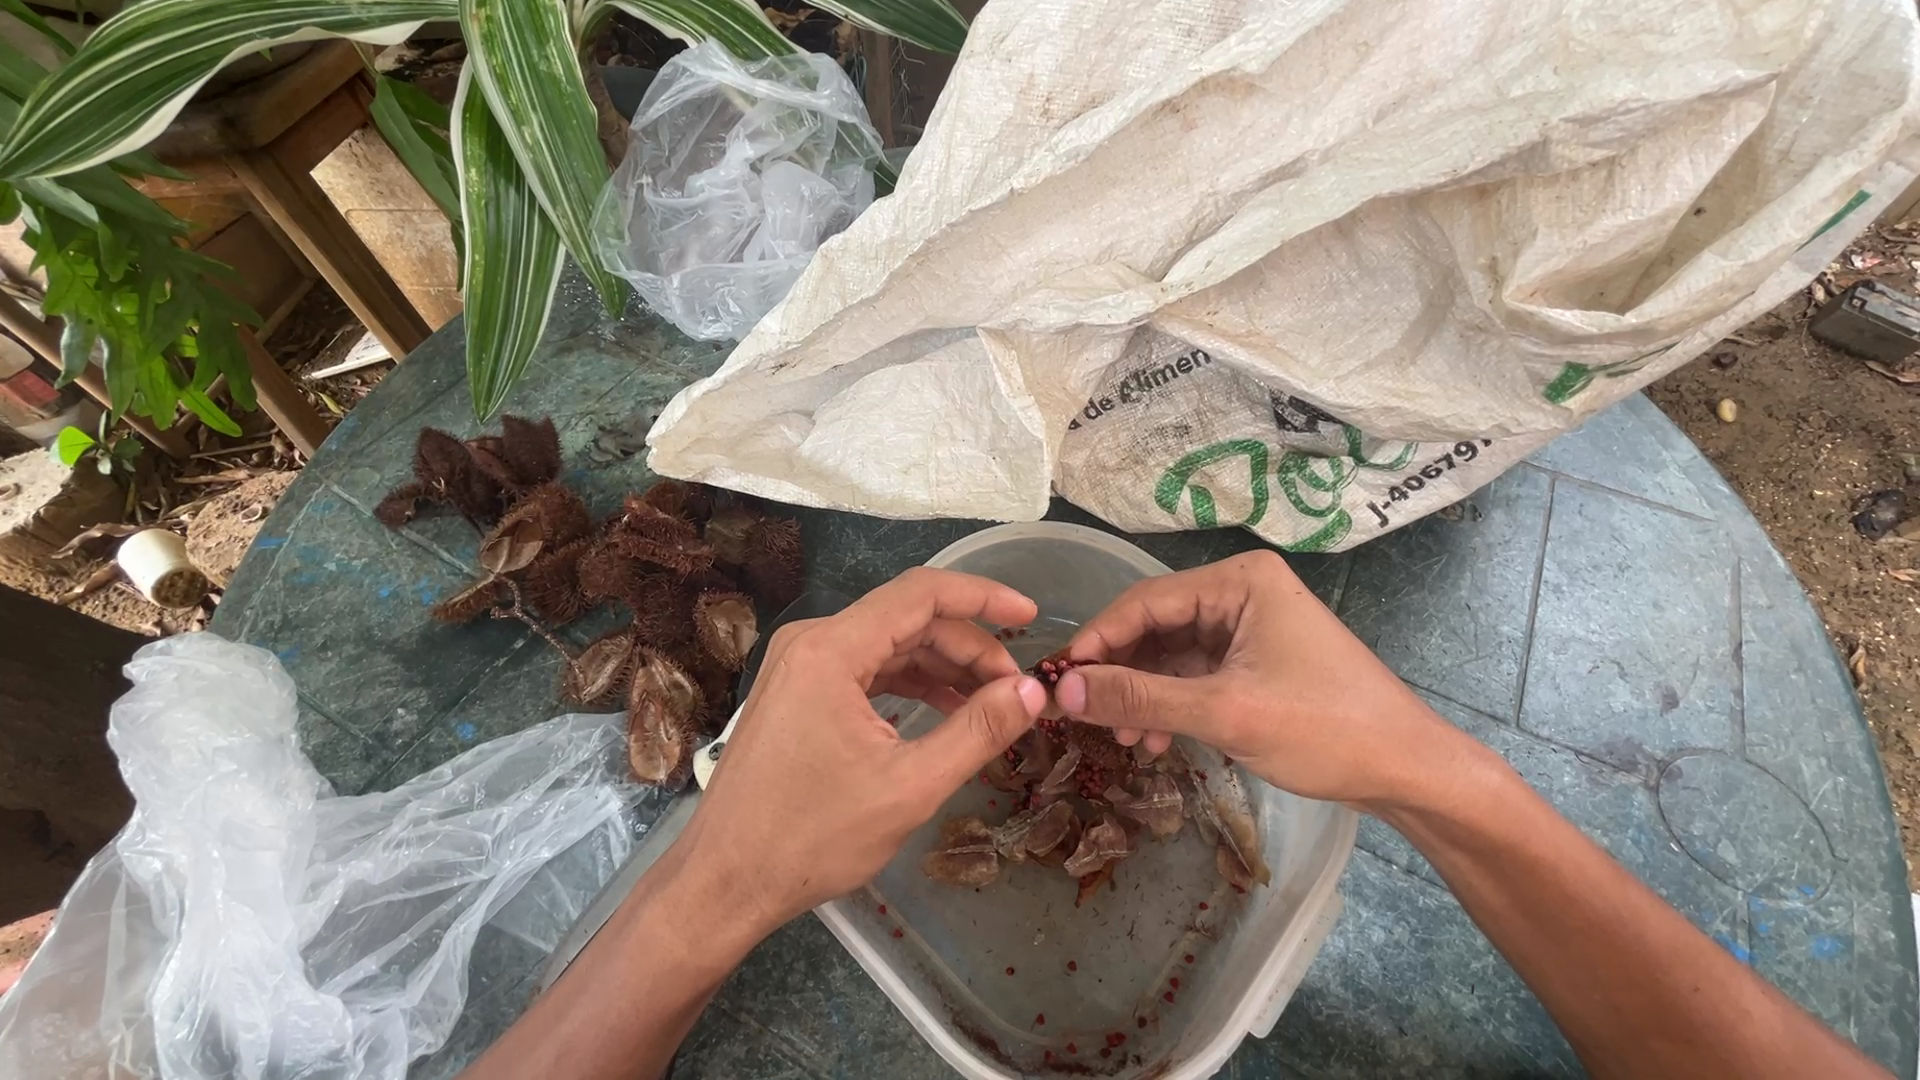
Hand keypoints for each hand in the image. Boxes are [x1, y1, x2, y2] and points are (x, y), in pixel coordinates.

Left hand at [676, 567, 1048, 933]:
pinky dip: (910, 683)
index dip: (983, 596)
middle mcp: (812, 641)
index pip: (921, 593)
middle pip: (908, 619)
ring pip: (890, 644)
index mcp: (832, 649)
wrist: (724, 881)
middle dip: (968, 647)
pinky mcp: (799, 690)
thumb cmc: (812, 838)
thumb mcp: (909, 786)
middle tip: (1015, 688)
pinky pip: (867, 669)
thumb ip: (977, 731)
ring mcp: (801, 665)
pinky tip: (945, 709)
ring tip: (990, 701)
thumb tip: (1033, 691)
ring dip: (942, 666)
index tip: (1030, 615)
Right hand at [1053, 551, 1477, 809]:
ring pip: (1170, 654)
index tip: (1058, 681)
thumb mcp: (1223, 712)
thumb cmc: (1324, 731)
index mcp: (1239, 581)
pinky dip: (1169, 704)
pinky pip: (1193, 673)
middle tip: (1085, 716)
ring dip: (1142, 695)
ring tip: (1124, 741)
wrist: (1411, 773)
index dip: (1097, 641)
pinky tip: (1154, 739)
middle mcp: (1240, 592)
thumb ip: (1138, 698)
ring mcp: (1248, 626)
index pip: (1145, 601)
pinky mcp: (1254, 659)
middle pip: (1155, 626)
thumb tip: (1061, 693)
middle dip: (1120, 673)